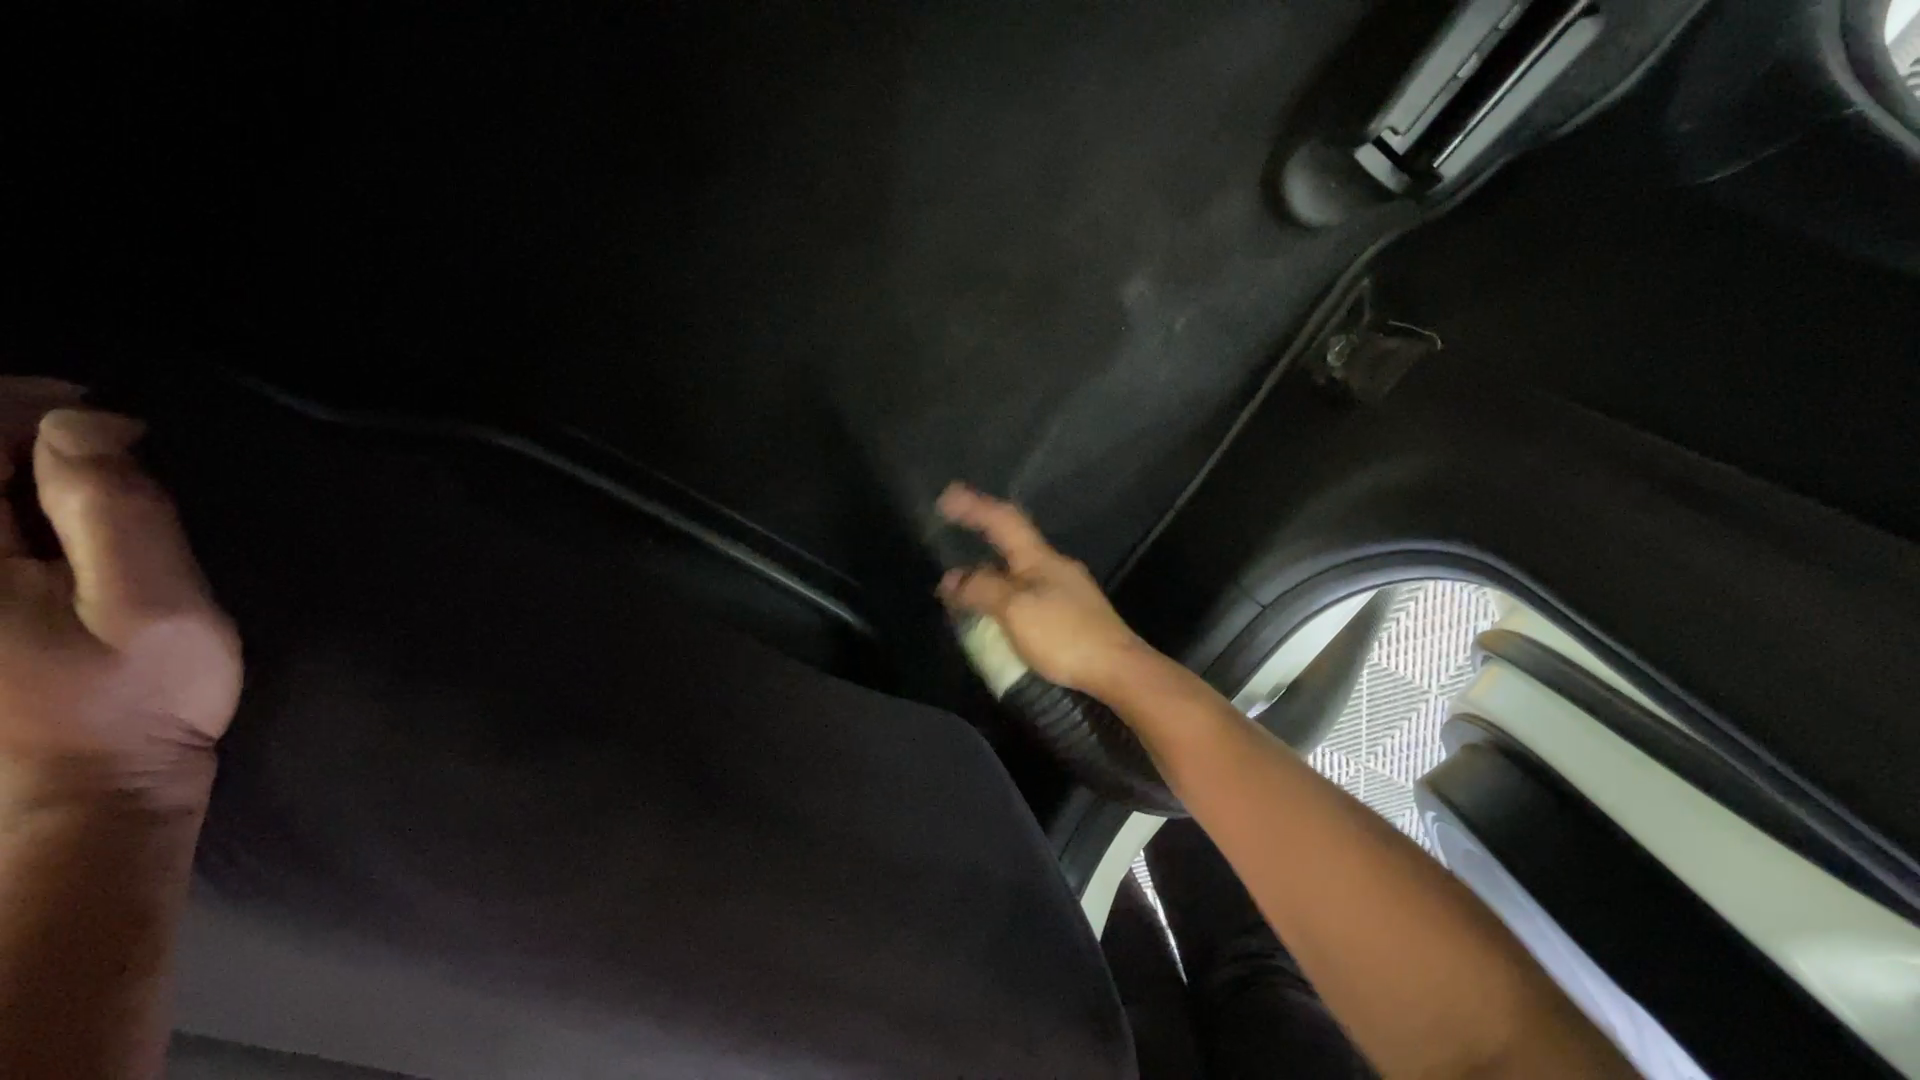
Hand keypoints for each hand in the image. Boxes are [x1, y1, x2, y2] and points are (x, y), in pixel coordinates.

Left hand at [0, 381, 239, 805]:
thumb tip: (86, 425)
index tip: (101, 422)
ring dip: (5, 485)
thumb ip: (117, 507)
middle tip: (92, 452)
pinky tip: (37, 537)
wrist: (86, 801)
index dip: (22, 407)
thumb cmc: (133, 704)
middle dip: (12, 442)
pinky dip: (1, 521)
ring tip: (71, 491)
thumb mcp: (154, 605)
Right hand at [935, 482, 1152, 695]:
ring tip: (966, 603)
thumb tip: (952, 579)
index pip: (1003, 520)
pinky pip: (1028, 601)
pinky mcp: (1071, 619)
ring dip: (991, 584)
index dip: (974, 507)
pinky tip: (998, 625)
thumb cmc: (1066, 635)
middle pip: (1010, 551)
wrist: (1119, 671)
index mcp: (1040, 559)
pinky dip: (1006, 605)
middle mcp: (1055, 569)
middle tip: (949, 574)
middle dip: (978, 555)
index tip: (946, 498)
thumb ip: (982, 590)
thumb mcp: (1016, 610)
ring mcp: (1067, 594)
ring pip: (1019, 579)